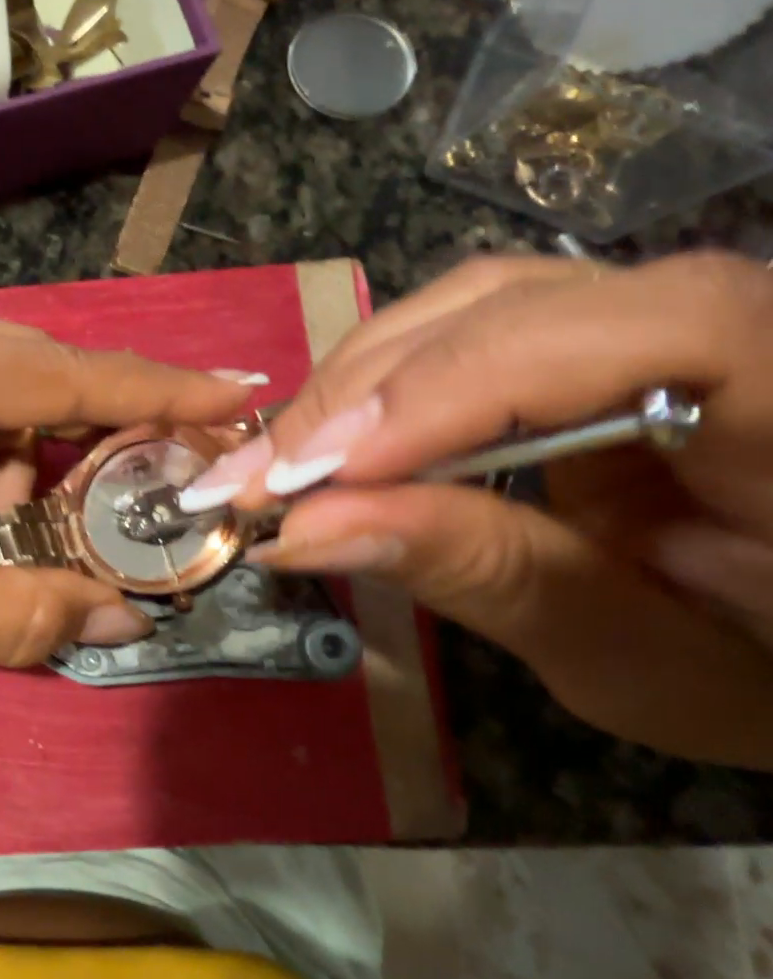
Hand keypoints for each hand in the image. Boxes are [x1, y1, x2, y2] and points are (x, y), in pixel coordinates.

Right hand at [176, 252, 772, 766]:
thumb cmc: (754, 674)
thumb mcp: (635, 659)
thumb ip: (488, 576)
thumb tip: (301, 529)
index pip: (653, 333)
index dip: (471, 383)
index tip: (329, 473)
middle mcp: (741, 326)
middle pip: (519, 304)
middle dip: (365, 395)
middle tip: (254, 483)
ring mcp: (652, 321)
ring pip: (470, 304)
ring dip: (349, 387)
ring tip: (270, 468)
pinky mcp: (583, 340)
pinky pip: (460, 331)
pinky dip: (371, 388)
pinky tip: (319, 443)